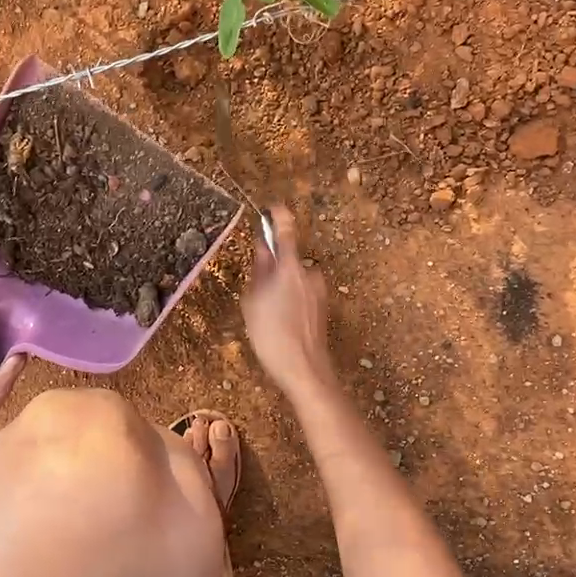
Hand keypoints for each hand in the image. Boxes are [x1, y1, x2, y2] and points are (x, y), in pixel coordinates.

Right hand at [243, 205, 335, 398]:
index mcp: (291, 267)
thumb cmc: (271, 334)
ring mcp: (318, 291)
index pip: (286, 231)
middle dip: (272, 268)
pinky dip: (289, 300)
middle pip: (287, 261)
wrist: (304, 369)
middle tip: (254, 290)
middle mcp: (309, 273)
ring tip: (264, 314)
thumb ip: (259, 270)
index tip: (270, 207)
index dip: (277, 216)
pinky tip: (279, 323)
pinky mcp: (322, 307)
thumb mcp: (253, 300)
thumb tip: (262, 248)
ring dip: (280, 288)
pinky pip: (300, 294)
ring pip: (293, 279)